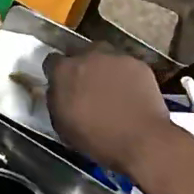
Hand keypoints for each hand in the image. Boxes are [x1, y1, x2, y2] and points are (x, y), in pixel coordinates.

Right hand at [44, 50, 183, 176]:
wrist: (141, 140)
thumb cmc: (96, 138)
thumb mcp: (61, 124)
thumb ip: (56, 100)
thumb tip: (58, 91)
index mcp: (64, 71)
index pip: (52, 61)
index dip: (56, 73)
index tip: (61, 84)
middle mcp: (88, 56)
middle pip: (80, 52)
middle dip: (80, 65)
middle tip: (85, 85)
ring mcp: (116, 58)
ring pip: (104, 56)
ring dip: (103, 67)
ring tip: (109, 87)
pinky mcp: (139, 64)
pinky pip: (126, 66)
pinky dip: (125, 75)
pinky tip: (129, 92)